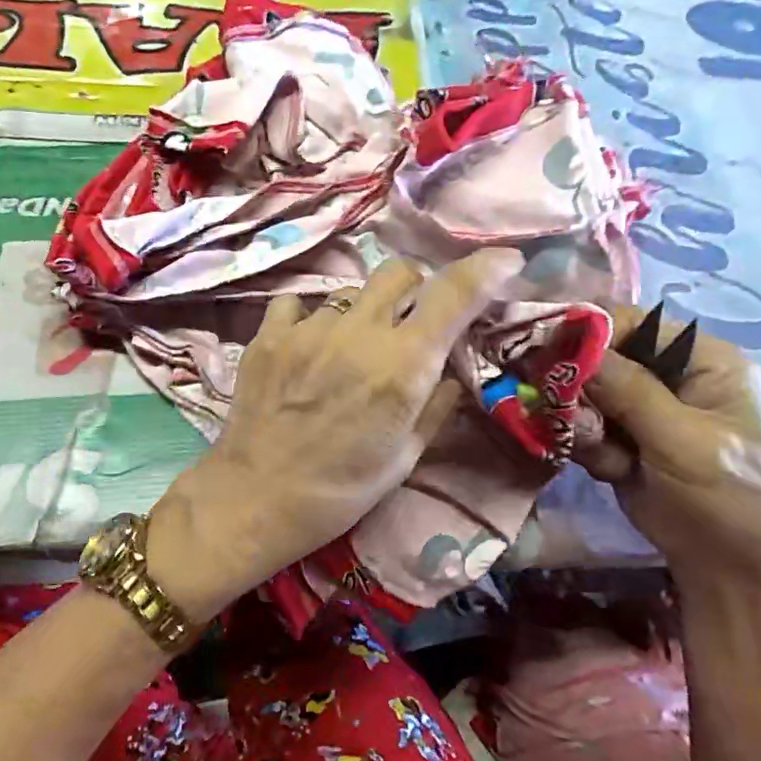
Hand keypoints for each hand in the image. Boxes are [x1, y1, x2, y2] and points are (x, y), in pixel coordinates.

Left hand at [148, 252, 512, 620]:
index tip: (503, 263)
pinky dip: (309, 318)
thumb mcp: (405, 456)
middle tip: (409, 320)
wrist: (257, 498)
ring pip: (348, 290)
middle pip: (398, 272)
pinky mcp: (267, 336)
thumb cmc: (341, 490)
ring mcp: (307, 330)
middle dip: (415, 289)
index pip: (454, 292)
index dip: (486, 269)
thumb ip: (435, 404)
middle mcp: (357, 333)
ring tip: (350, 347)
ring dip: (362, 310)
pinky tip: (307, 346)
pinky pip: (296, 304)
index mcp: (402, 365)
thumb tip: (450, 370)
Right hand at [574, 305, 760, 581]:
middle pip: (598, 360)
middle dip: (579, 390)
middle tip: (577, 421)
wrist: (744, 572)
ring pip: (582, 397)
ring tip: (610, 460)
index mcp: (701, 360)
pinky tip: (611, 472)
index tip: (543, 356)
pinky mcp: (622, 442)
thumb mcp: (683, 441)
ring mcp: (643, 412)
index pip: (629, 323)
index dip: (584, 333)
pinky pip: (583, 429)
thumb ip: (628, 390)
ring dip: (583, 427)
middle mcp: (669, 378)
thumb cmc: (734, 499)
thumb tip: (571, 345)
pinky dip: (586, 449)